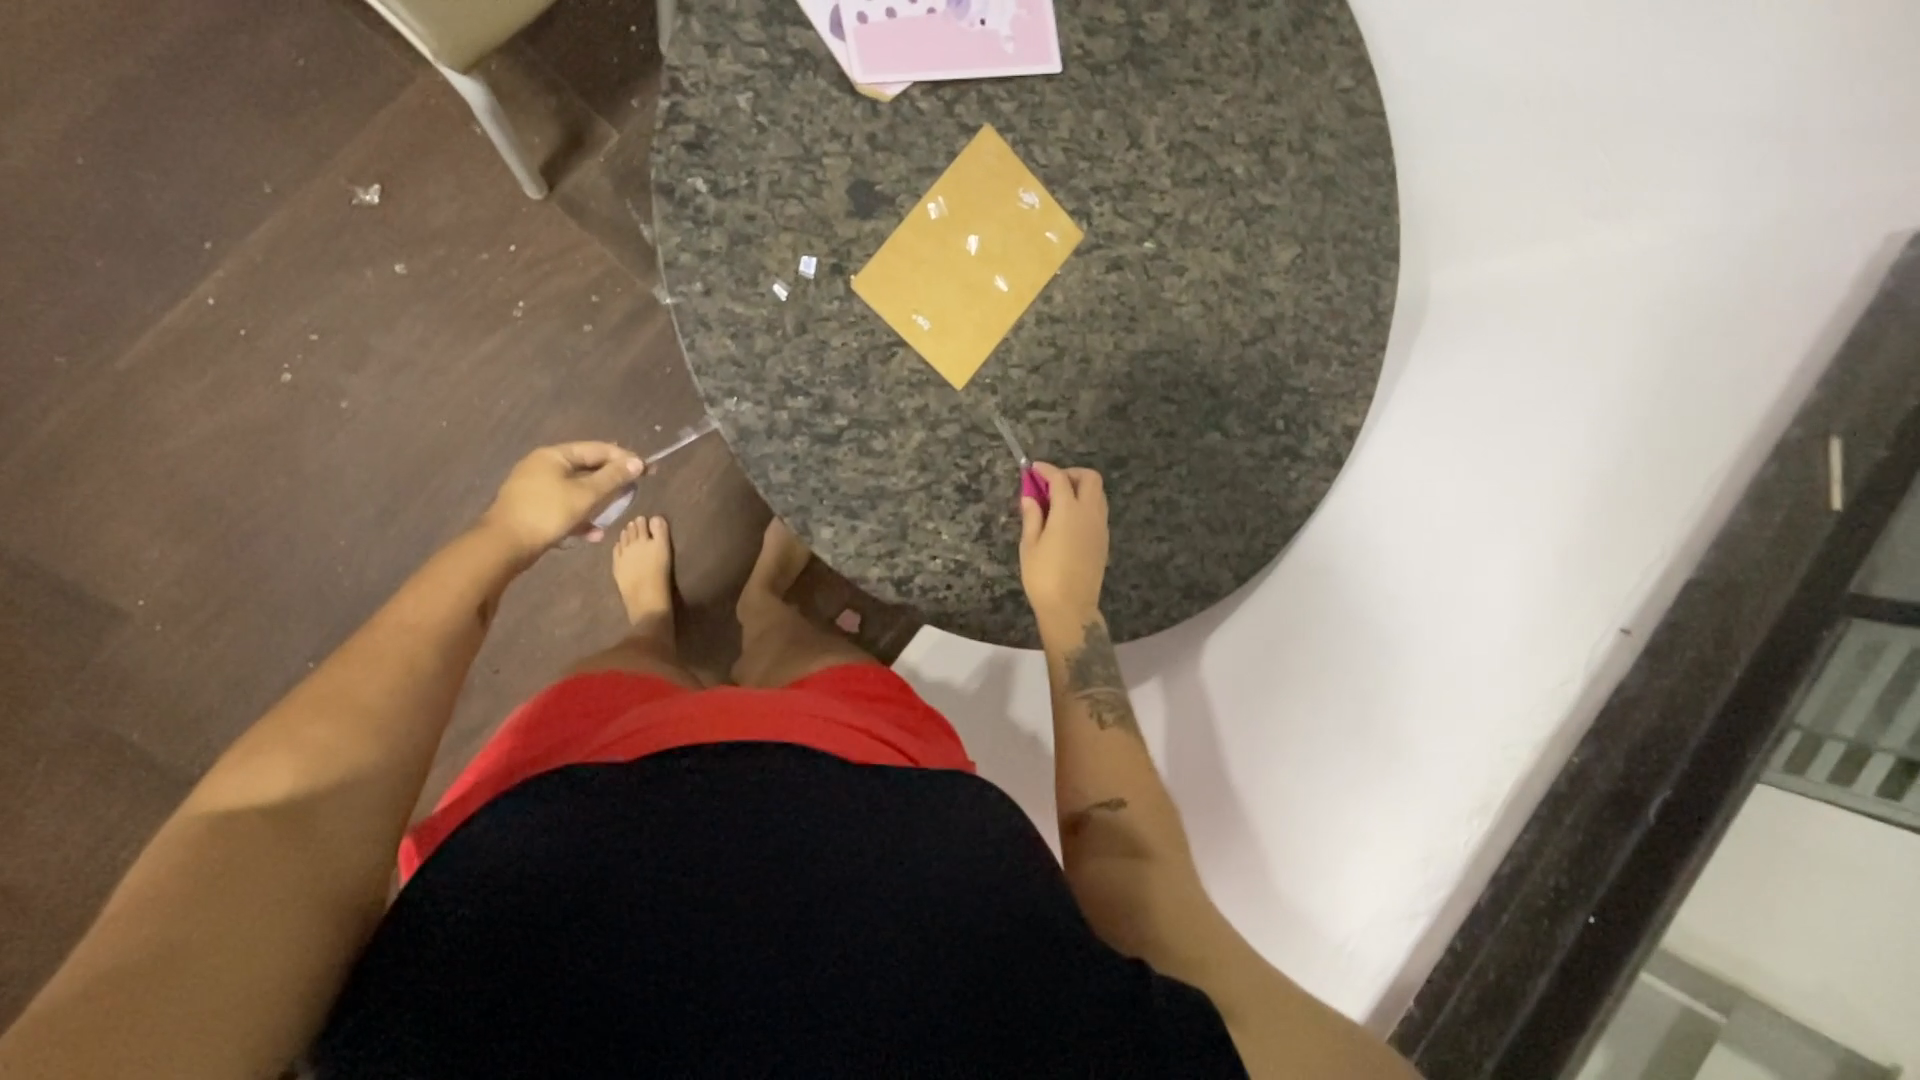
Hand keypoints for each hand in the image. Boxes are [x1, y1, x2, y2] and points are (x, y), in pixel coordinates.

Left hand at [482, 442, 644, 555]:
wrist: (505, 544)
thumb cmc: (547, 513)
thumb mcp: (586, 494)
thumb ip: (613, 477)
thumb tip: (637, 462)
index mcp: (555, 456)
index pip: (598, 449)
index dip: (624, 459)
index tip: (648, 470)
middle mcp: (543, 466)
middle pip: (587, 469)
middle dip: (611, 482)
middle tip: (633, 491)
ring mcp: (536, 488)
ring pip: (577, 490)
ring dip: (597, 502)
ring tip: (613, 514)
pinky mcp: (533, 508)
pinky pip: (564, 507)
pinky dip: (580, 517)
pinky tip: (592, 534)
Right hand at [1019, 463, 1108, 627]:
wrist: (1070, 608)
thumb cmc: (1043, 577)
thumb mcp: (1029, 545)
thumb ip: (1031, 516)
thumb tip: (1030, 497)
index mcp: (1069, 511)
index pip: (1060, 478)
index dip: (1046, 470)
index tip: (1033, 468)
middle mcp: (1090, 513)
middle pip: (1090, 479)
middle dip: (1071, 473)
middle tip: (1050, 484)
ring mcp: (1100, 527)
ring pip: (1098, 494)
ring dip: (1081, 488)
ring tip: (1058, 501)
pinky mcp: (1104, 540)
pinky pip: (1099, 511)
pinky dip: (1086, 504)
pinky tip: (1068, 519)